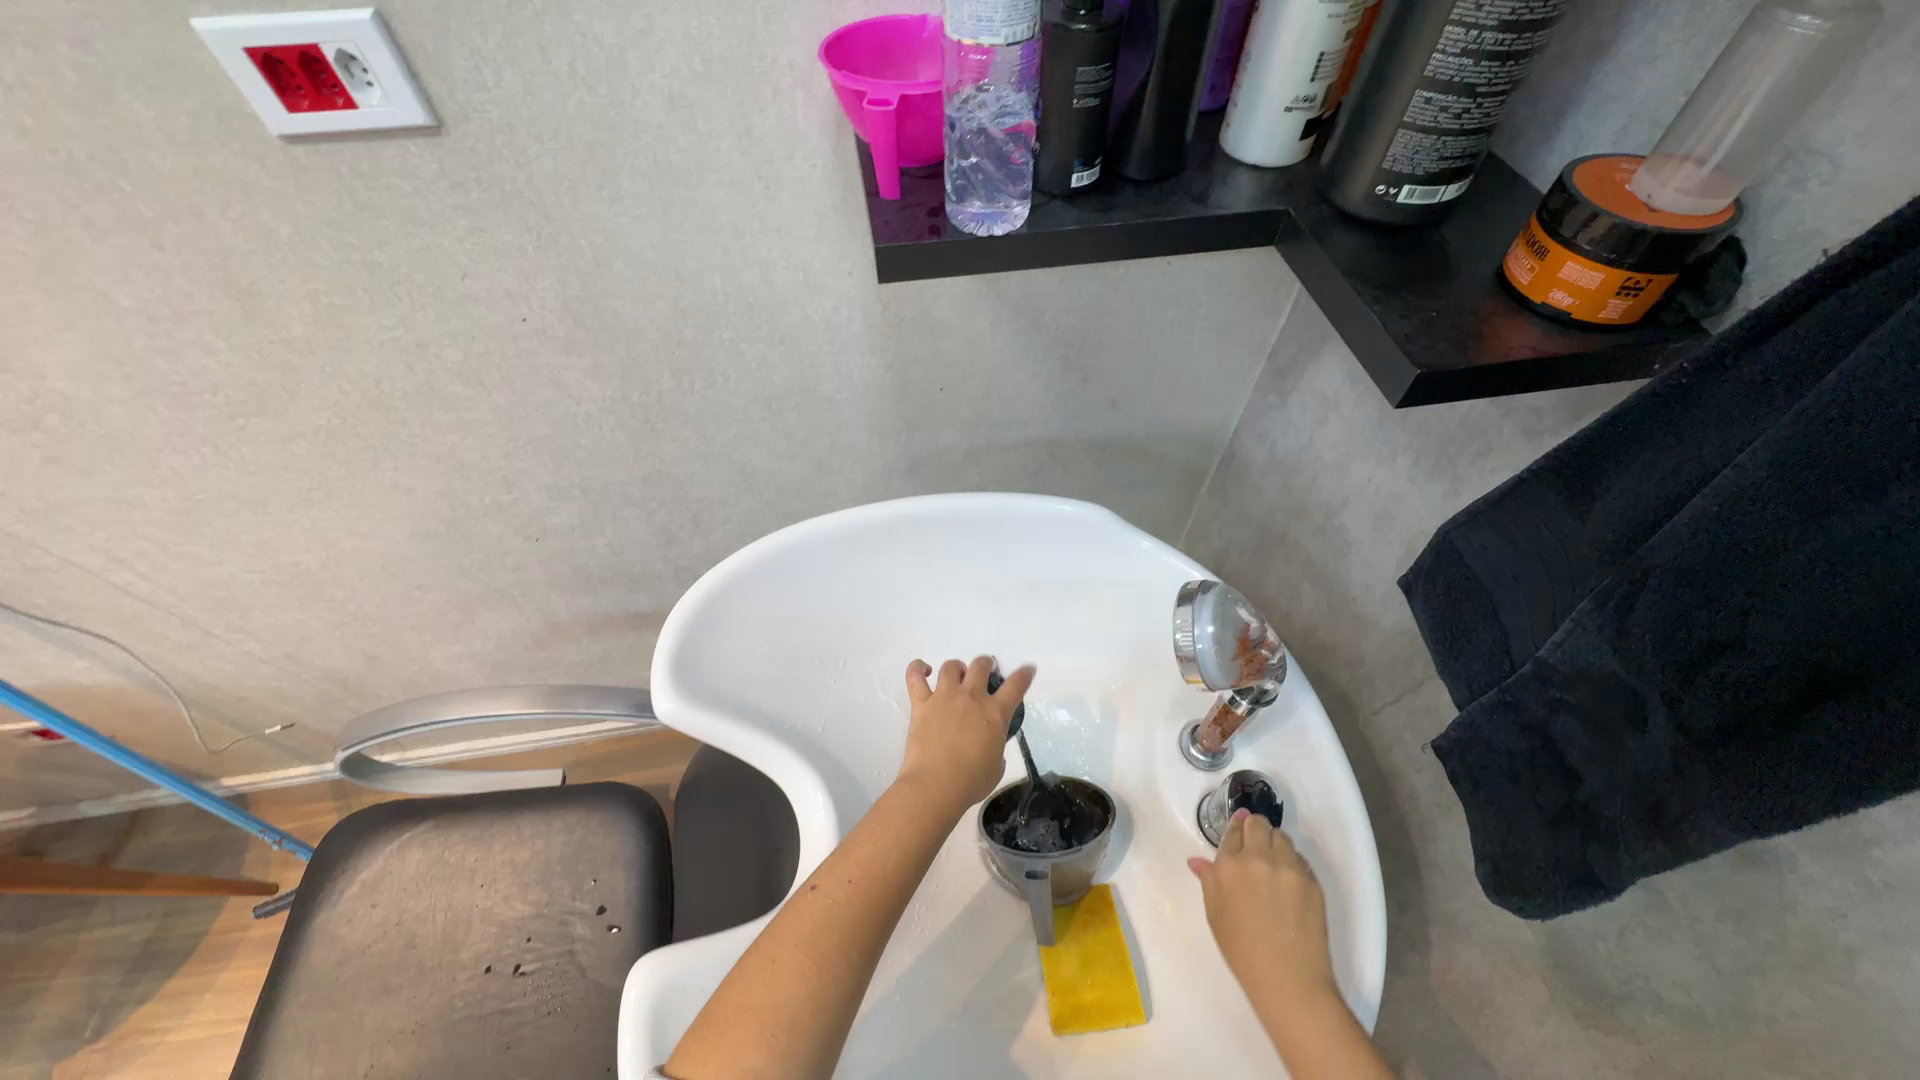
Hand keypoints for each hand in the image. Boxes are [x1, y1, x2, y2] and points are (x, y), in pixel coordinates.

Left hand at [897, 656, 1033, 814]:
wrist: (936, 784)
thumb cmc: (971, 781)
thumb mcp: (997, 765)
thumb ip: (995, 747)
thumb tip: (988, 744)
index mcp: (995, 713)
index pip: (1016, 685)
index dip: (1024, 675)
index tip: (1027, 669)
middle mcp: (971, 697)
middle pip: (981, 665)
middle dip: (985, 664)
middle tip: (985, 672)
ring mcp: (944, 697)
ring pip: (951, 666)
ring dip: (957, 667)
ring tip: (957, 675)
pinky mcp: (921, 704)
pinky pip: (915, 677)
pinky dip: (918, 668)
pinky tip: (923, 670)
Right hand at [1188, 810, 1336, 1005]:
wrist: (1288, 978)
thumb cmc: (1242, 950)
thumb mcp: (1215, 914)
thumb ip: (1209, 881)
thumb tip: (1197, 861)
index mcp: (1229, 866)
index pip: (1232, 832)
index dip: (1235, 829)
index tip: (1238, 828)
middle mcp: (1258, 858)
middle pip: (1258, 824)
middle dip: (1254, 828)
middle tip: (1254, 843)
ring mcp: (1288, 867)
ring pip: (1281, 837)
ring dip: (1274, 843)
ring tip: (1273, 865)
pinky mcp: (1311, 880)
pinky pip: (1299, 859)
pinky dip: (1292, 863)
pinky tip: (1288, 885)